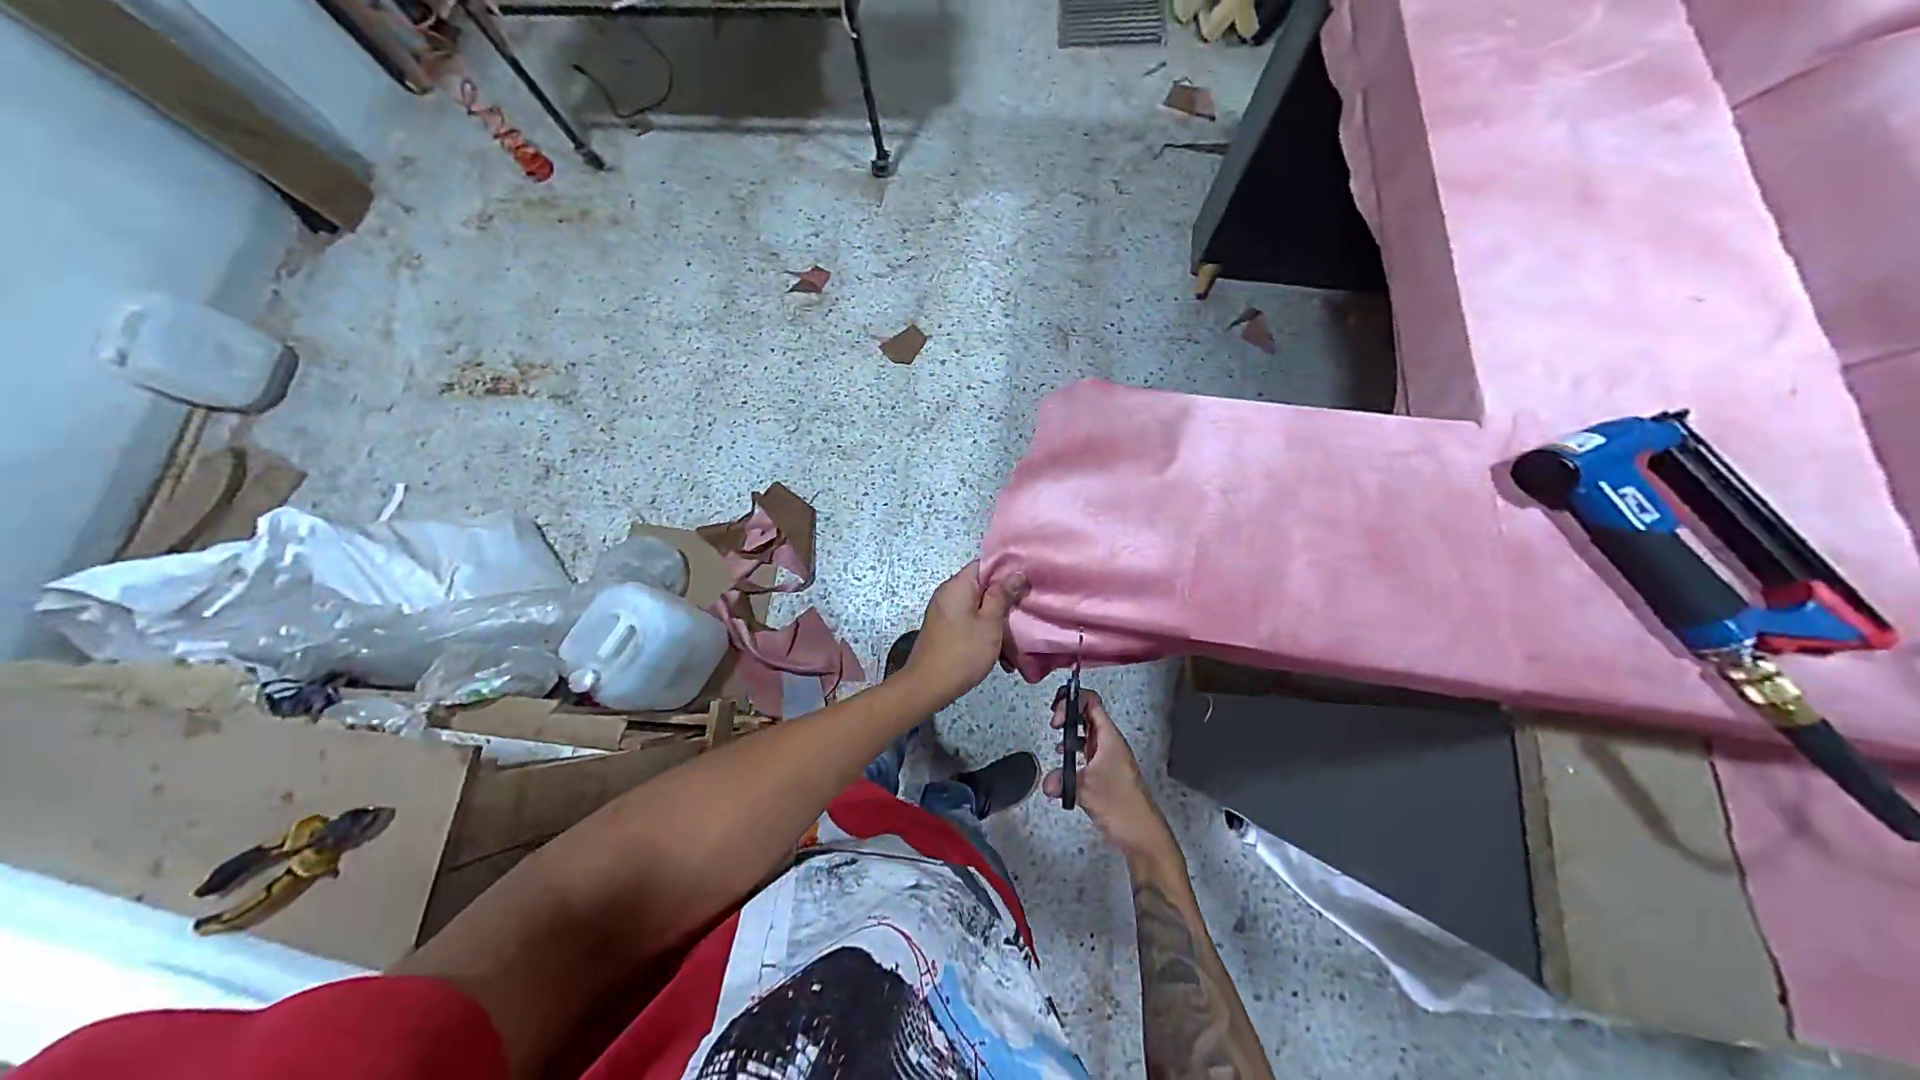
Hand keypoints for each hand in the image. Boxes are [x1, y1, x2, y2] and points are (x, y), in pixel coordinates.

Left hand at [899, 561, 1027, 707]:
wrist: (927, 686)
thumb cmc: (962, 652)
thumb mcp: (989, 623)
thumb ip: (1002, 596)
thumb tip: (1016, 573)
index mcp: (957, 586)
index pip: (984, 565)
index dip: (1007, 572)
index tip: (1027, 584)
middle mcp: (948, 595)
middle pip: (982, 589)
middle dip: (1005, 603)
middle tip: (1025, 615)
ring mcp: (945, 614)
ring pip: (978, 610)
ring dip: (997, 625)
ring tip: (1016, 645)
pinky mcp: (945, 631)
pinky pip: (970, 625)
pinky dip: (985, 636)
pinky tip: (1002, 658)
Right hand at [1044, 689, 1176, 862]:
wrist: (1141, 831)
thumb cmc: (1120, 803)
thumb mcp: (1086, 789)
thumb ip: (1062, 781)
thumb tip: (1045, 782)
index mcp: (1109, 737)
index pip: (1091, 702)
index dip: (1072, 699)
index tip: (1056, 712)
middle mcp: (1109, 742)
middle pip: (1088, 713)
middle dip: (1068, 713)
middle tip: (1053, 723)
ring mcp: (1108, 756)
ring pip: (1087, 732)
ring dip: (1070, 730)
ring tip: (1056, 738)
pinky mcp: (1105, 770)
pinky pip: (1087, 750)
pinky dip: (1074, 749)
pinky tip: (1064, 760)